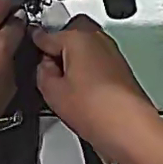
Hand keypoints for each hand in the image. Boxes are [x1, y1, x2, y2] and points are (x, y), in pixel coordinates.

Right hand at [33, 16, 162, 163]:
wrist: (130, 130)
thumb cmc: (98, 110)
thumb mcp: (51, 91)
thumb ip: (40, 72)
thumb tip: (44, 67)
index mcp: (77, 37)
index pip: (46, 35)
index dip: (35, 46)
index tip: (32, 53)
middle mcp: (98, 39)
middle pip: (70, 33)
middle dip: (58, 47)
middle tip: (49, 68)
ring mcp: (112, 53)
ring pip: (86, 47)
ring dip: (74, 59)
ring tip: (67, 85)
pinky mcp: (122, 69)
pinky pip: (98, 61)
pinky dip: (88, 70)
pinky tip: (83, 92)